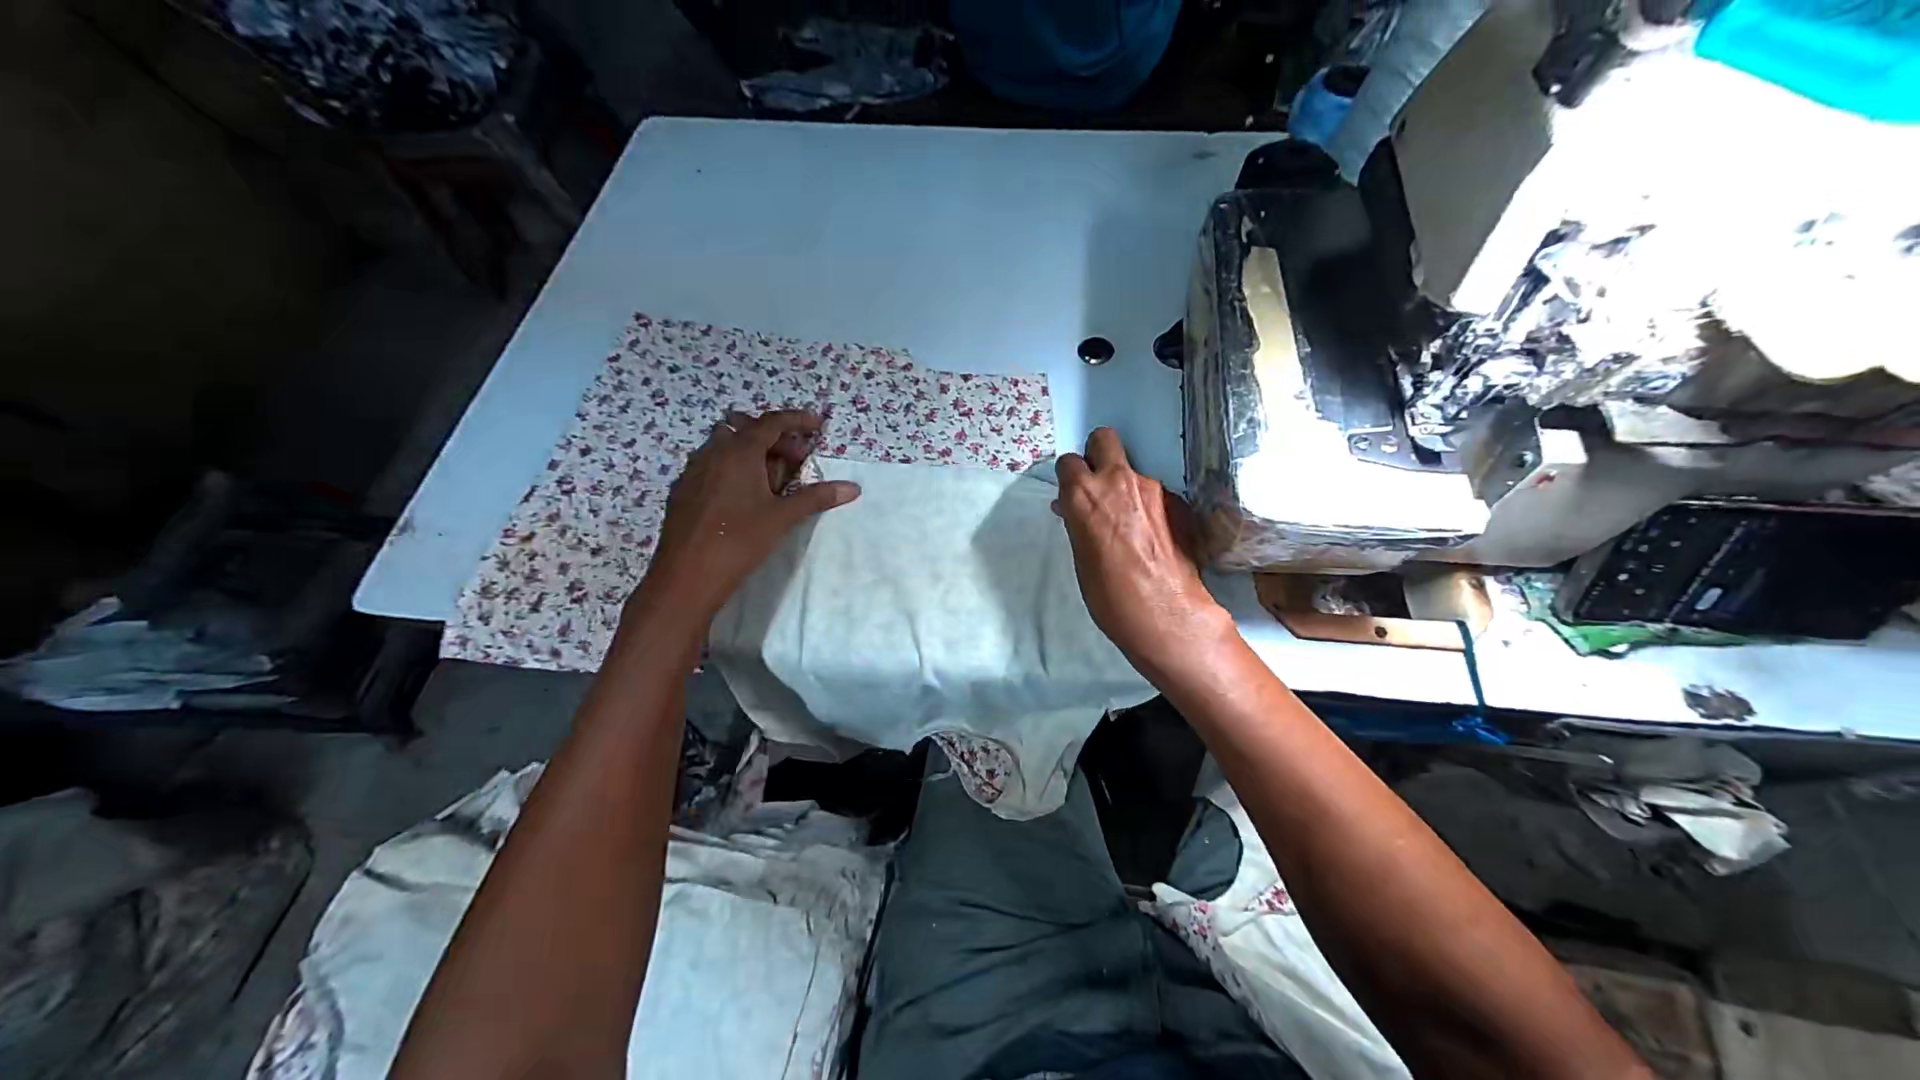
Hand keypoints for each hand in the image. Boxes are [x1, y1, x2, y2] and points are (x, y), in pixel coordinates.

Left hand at [635, 410, 859, 619]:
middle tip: (794, 460)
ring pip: (724, 446)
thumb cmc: (739, 541)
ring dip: (750, 452)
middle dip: (773, 437)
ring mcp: (693, 470)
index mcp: (739, 452)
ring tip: (769, 480)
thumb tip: (852, 488)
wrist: (686, 575)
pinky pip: (710, 466)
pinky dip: (730, 468)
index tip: (817, 425)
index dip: (797, 420)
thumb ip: (816, 497)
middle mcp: (713, 452)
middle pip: (745, 429)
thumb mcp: (783, 518)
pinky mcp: (682, 491)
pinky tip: (741, 497)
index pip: (772, 422)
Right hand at [1053, 428, 1232, 676]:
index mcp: (1084, 494)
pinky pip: (1157, 495)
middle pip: (1104, 440)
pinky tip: (1153, 538)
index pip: (1069, 461)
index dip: (1070, 477)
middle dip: (1098, 454)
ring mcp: (1154, 488)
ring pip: (1133, 472)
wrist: (1166, 613)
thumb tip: (1073, 509)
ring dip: (1127, 487)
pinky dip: (1151, 508)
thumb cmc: (1110, 594)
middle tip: (1098, 483)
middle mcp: (1119, 480)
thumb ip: (1078, 523)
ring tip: (1130, 524)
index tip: (1072, 493)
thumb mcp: (1081, 557)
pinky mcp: (1180, 502)